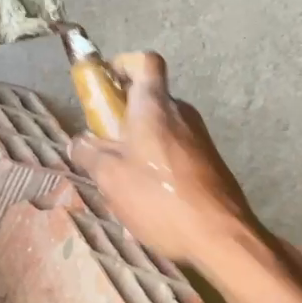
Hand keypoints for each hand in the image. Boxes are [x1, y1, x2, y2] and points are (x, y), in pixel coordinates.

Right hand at [69, 52, 301, 302]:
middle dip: (126, 114)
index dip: (124, 63)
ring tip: (128, 177)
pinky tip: (154, 197)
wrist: (224, 241)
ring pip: (164, 127)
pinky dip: (163, 163)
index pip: (145, 61)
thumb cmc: (160, 196)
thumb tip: (77, 142)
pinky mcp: (214, 166)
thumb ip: (87, 152)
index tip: (107, 84)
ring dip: (143, 142)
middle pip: (151, 97)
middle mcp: (181, 113)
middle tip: (107, 142)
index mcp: (155, 104)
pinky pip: (179, 151)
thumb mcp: (109, 176)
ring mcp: (201, 139)